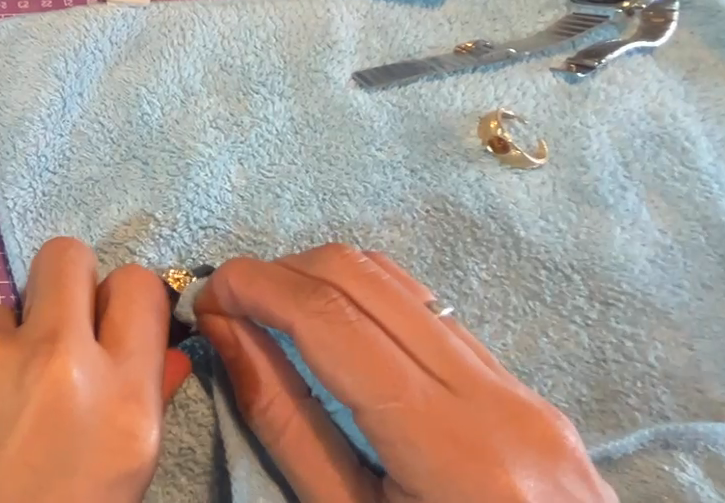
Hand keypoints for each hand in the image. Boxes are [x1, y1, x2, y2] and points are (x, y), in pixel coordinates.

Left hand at [0, 238, 189, 502]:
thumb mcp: (108, 496)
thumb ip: (136, 413)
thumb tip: (166, 353)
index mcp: (120, 409)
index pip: (139, 289)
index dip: (121, 300)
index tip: (105, 322)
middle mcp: (54, 360)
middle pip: (65, 256)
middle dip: (62, 285)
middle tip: (47, 334)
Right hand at [195, 245, 615, 502]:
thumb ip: (282, 420)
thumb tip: (222, 329)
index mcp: (454, 451)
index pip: (328, 316)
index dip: (250, 287)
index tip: (203, 303)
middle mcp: (496, 400)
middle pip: (355, 273)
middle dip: (272, 273)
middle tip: (227, 307)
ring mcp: (518, 389)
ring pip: (388, 276)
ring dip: (310, 276)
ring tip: (270, 316)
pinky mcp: (521, 388)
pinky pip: (419, 305)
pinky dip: (353, 296)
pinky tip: (326, 332)